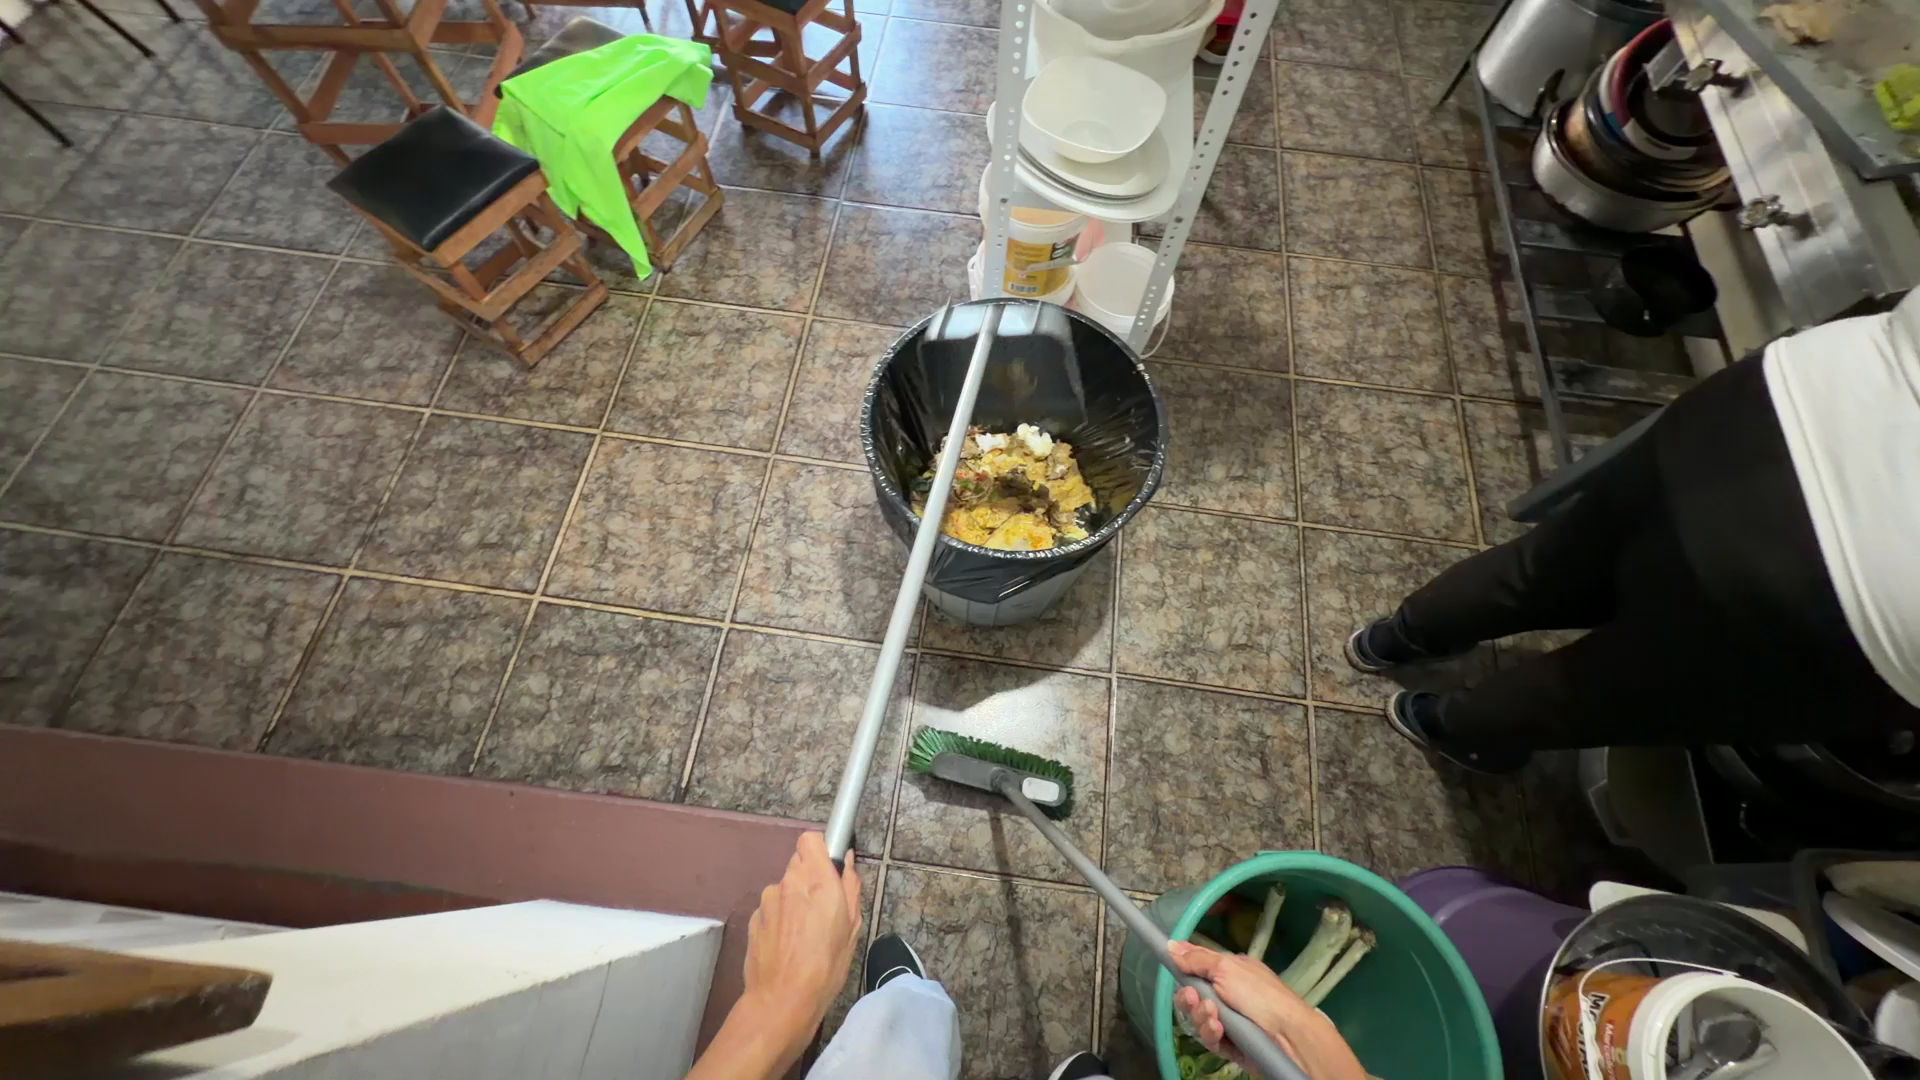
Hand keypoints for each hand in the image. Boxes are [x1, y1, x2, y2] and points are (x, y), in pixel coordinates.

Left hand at [741, 832, 862, 1038]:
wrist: (781, 1002)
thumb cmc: (825, 966)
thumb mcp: (852, 928)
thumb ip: (850, 887)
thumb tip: (846, 861)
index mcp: (818, 880)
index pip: (810, 839)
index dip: (820, 849)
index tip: (829, 868)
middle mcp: (789, 882)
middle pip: (798, 863)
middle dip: (810, 878)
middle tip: (822, 907)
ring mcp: (768, 900)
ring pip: (784, 886)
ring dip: (793, 899)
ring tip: (803, 932)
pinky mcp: (753, 918)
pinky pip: (772, 907)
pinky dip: (779, 918)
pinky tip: (786, 944)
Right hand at [1168, 940, 1367, 1079]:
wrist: (1288, 1036)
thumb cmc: (1258, 994)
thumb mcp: (1225, 967)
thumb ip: (1196, 959)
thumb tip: (1170, 945)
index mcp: (1228, 971)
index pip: (1198, 965)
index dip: (1183, 966)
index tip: (1169, 964)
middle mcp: (1226, 994)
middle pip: (1193, 995)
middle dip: (1188, 997)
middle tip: (1193, 998)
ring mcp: (1228, 1020)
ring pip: (1198, 1018)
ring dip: (1200, 1016)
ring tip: (1212, 1015)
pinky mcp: (1230, 1045)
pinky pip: (1210, 1039)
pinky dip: (1210, 1033)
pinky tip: (1219, 1030)